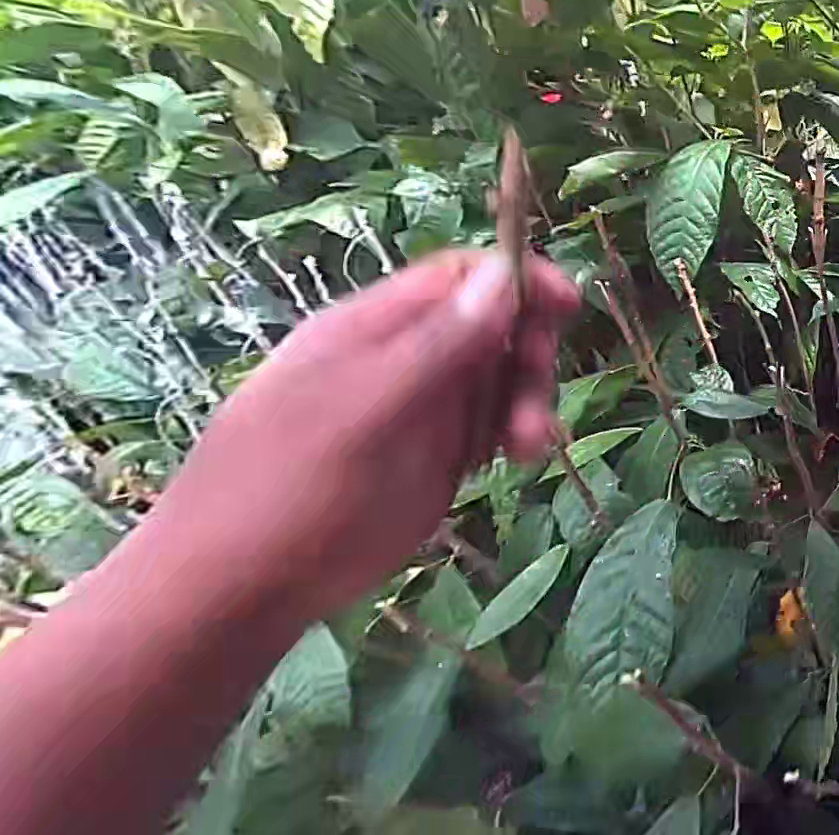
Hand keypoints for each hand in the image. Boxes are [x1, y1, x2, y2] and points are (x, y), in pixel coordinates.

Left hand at [133, 251, 578, 622]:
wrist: (240, 595)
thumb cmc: (285, 492)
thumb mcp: (364, 409)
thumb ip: (437, 342)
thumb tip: (504, 274)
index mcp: (377, 329)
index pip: (463, 276)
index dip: (519, 278)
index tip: (567, 305)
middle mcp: (411, 356)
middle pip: (501, 324)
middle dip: (531, 352)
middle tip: (535, 391)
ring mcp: (432, 402)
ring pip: (510, 374)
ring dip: (532, 400)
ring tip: (526, 445)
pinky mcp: (449, 444)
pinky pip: (506, 418)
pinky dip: (525, 432)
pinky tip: (521, 458)